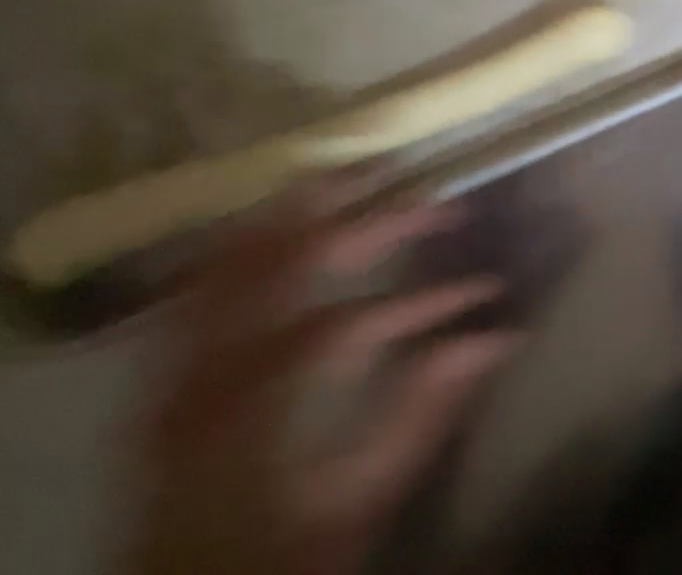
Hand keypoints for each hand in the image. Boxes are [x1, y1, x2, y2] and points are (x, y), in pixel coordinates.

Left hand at [130, 172, 518, 574]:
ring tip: (341, 169)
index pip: (354, 319)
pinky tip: (258, 223)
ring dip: (289, 214)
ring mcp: (172, 373)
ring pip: (228, 266)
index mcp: (264, 402)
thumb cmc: (286, 544)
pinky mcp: (159, 381)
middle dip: (364, 220)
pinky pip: (189, 295)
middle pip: (286, 268)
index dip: (430, 296)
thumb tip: (498, 334)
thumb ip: (427, 409)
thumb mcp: (367, 490)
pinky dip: (231, 249)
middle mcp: (207, 373)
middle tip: (424, 187)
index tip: (488, 288)